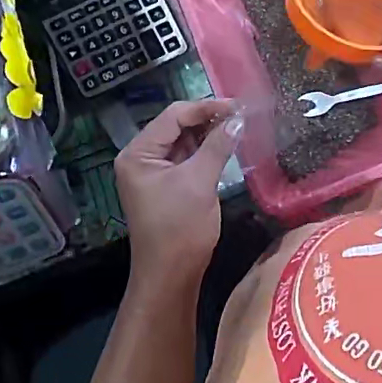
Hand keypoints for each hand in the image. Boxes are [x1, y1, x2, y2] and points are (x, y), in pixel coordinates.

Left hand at [113, 99, 242, 294]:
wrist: (171, 275)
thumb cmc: (180, 229)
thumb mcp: (199, 182)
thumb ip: (217, 146)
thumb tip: (238, 119)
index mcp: (138, 153)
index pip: (173, 116)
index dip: (206, 107)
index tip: (239, 106)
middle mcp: (141, 157)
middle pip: (177, 125)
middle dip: (209, 118)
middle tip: (243, 114)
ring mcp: (154, 171)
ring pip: (184, 140)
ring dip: (210, 133)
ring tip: (239, 125)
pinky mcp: (168, 183)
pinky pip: (188, 157)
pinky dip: (207, 149)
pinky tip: (227, 143)